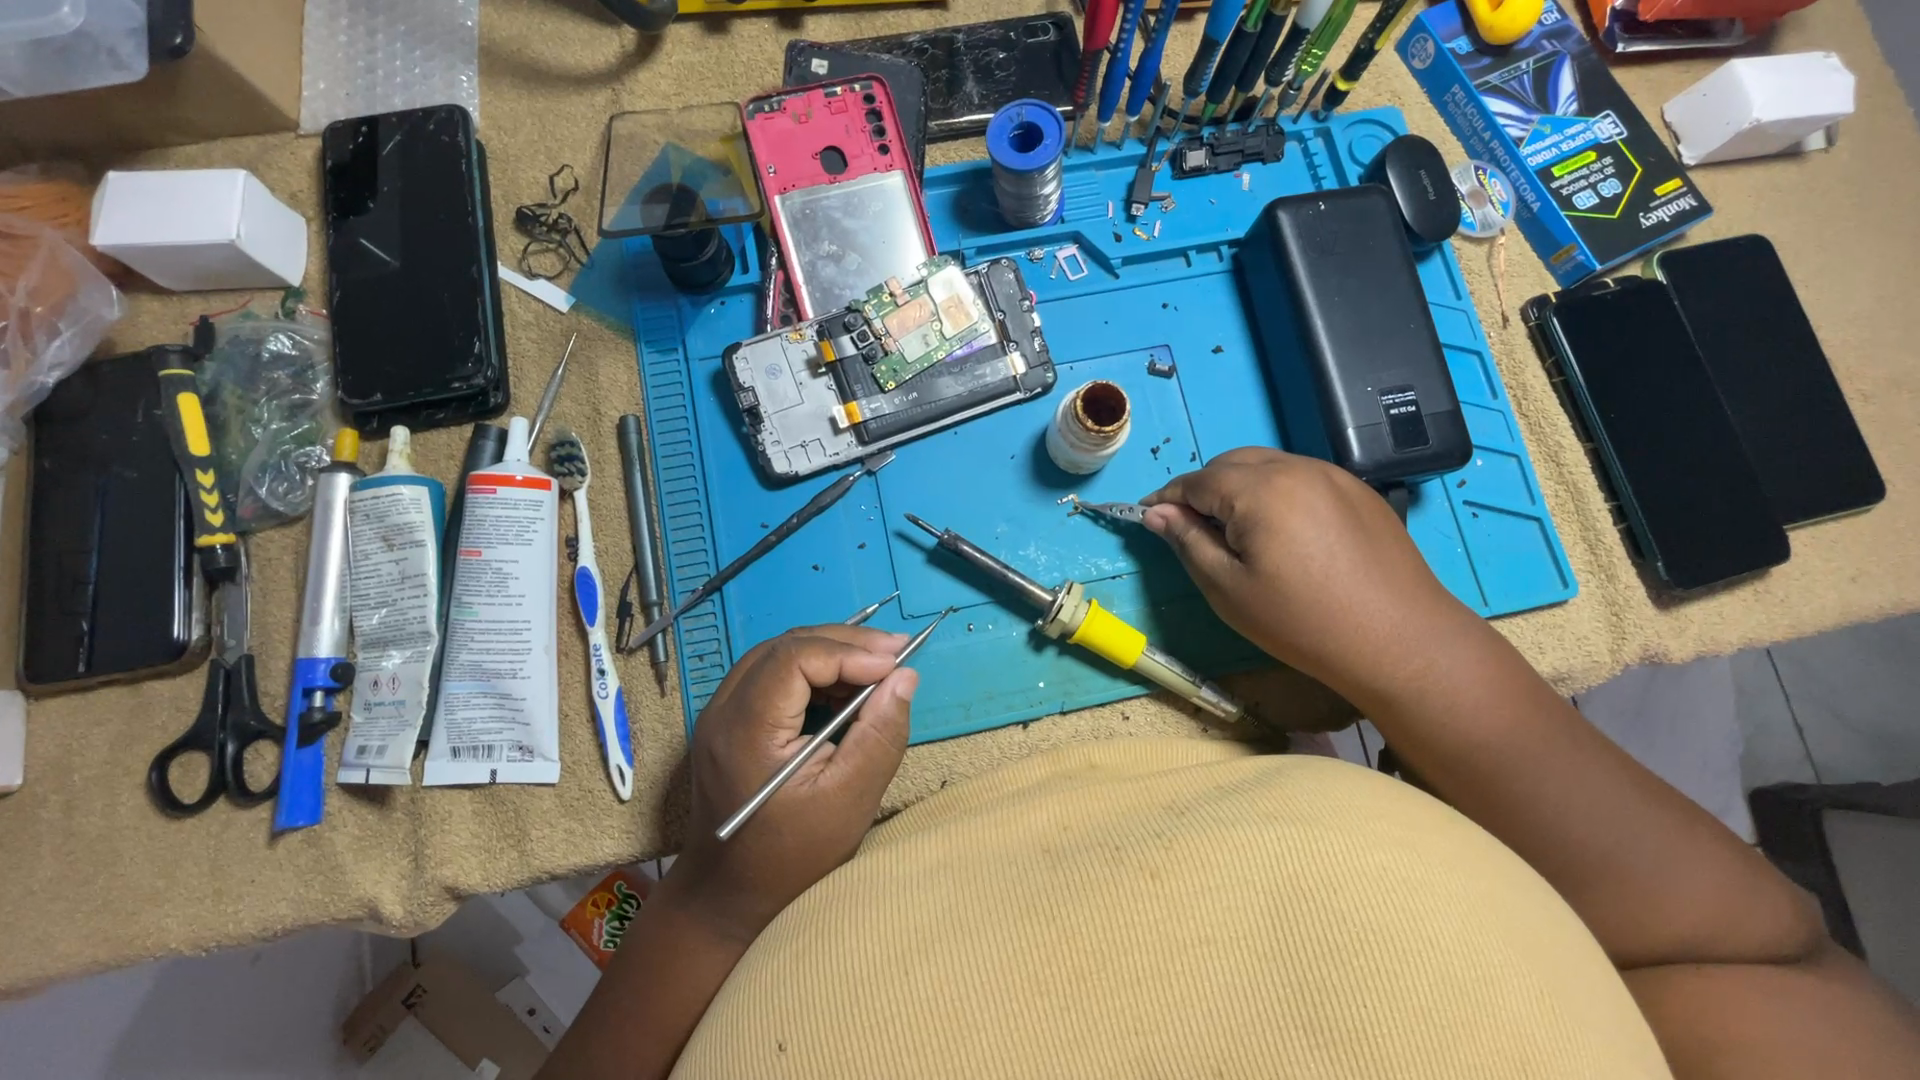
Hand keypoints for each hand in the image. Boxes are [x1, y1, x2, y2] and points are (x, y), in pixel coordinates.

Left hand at [664, 625, 917, 942]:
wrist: (727, 899)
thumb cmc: (791, 860)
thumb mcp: (849, 802)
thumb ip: (879, 735)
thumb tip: (905, 677)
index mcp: (746, 730)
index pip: (795, 658)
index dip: (849, 652)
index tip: (895, 666)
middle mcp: (723, 710)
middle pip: (786, 646)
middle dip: (845, 643)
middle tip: (897, 653)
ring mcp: (720, 714)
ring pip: (778, 656)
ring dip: (830, 653)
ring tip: (879, 667)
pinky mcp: (729, 723)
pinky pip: (772, 677)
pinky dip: (813, 672)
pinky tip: (846, 688)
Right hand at [1141, 448, 1474, 701]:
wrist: (1398, 639)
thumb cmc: (1301, 621)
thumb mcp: (1228, 588)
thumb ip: (1187, 542)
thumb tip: (1156, 513)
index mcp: (1259, 489)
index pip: (1197, 481)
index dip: (1167, 499)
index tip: (1147, 518)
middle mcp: (1295, 467)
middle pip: (1232, 464)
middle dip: (1203, 489)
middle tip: (1192, 530)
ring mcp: (1332, 476)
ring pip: (1268, 467)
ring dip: (1240, 488)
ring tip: (1236, 533)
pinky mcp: (1358, 491)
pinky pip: (1301, 478)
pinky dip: (1276, 493)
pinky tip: (1282, 533)